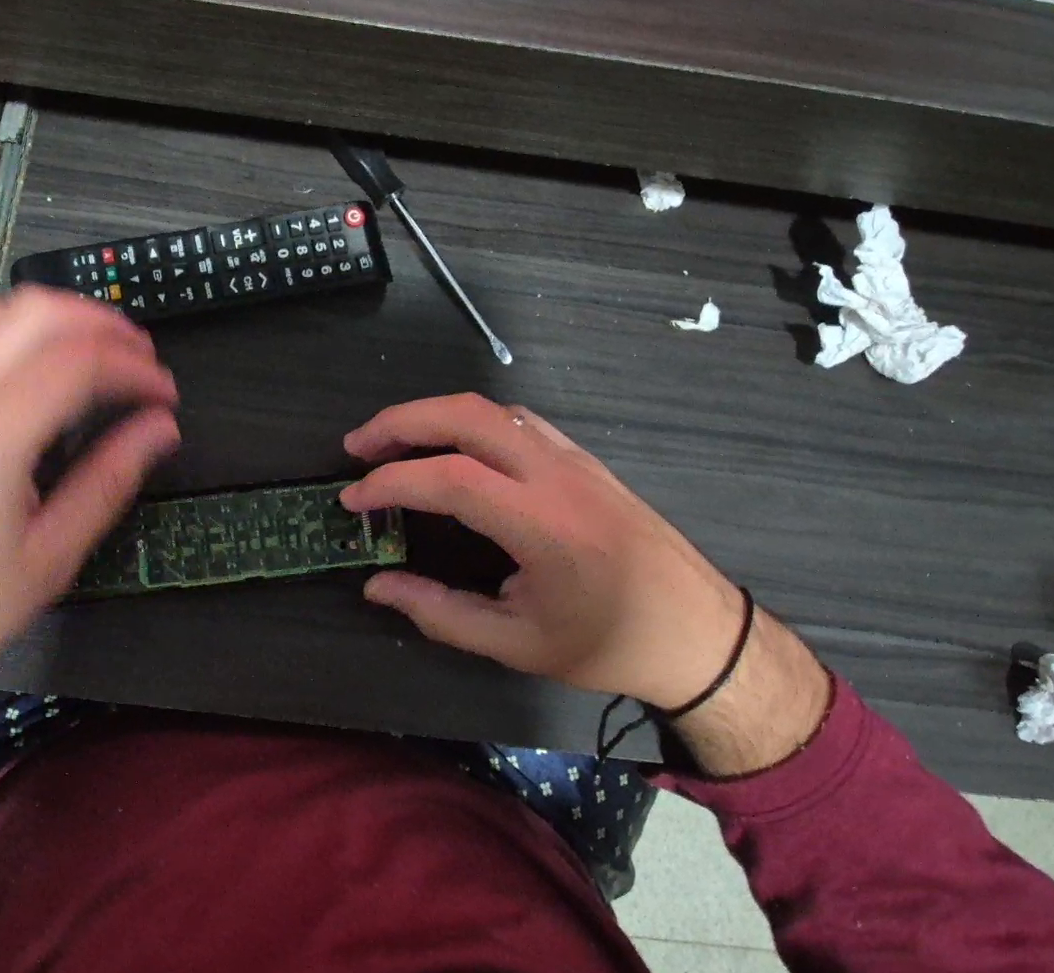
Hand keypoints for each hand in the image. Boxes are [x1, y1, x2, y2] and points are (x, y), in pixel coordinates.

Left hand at [0, 288, 179, 715]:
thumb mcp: (46, 561)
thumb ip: (109, 482)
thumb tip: (158, 430)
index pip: (81, 361)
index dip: (136, 367)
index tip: (163, 394)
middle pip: (38, 313)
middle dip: (103, 324)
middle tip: (137, 358)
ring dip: (47, 318)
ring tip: (83, 351)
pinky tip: (5, 362)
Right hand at [338, 393, 747, 710]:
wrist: (700, 632)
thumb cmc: (609, 645)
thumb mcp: (517, 645)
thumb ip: (440, 612)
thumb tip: (376, 585)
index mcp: (542, 523)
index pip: (447, 479)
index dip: (388, 483)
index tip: (353, 501)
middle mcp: (556, 474)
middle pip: (466, 416)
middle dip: (400, 422)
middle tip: (357, 447)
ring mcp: (574, 459)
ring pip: (492, 409)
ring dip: (434, 416)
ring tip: (393, 443)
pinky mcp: (584, 459)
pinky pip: (517, 421)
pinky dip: (470, 423)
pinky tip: (452, 449)